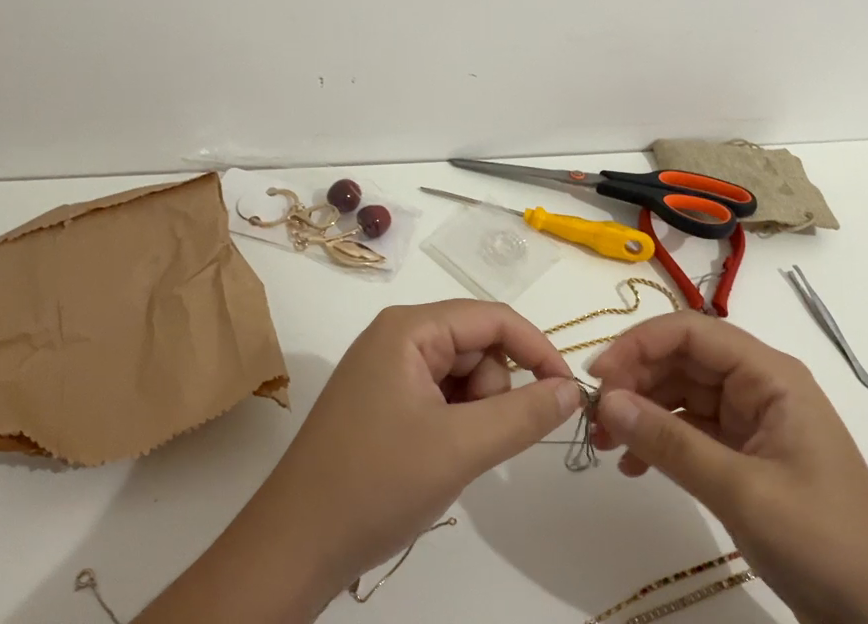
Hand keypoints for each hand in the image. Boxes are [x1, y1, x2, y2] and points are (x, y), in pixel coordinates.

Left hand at [140, 300, 580, 622]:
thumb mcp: (461, 447)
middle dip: (496, 392)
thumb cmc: (376, 484)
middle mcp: (396, 338)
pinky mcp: (381, 404)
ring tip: (453, 457)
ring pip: (462, 377)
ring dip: (476, 414)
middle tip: (481, 442)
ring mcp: (385, 371)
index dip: (537, 349)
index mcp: (408, 328)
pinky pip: (439, 398)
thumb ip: (524, 413)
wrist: (294, 547)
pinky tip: (437, 461)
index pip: (493, 318)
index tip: (568, 393)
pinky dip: (455, 426)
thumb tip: (573, 389)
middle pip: (477, 347)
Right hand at [588, 312, 867, 623]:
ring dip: (643, 412)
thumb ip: (671, 442)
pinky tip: (636, 468)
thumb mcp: (740, 490)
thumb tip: (607, 401)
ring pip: (684, 393)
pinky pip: (693, 430)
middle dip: (636, 380)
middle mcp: (761, 386)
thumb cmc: (820, 541)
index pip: (694, 332)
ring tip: (607, 446)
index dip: (640, 344)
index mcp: (771, 376)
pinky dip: (661, 441)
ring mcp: (755, 421)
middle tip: (595, 419)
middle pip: (685, 359)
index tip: (597, 378)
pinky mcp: (748, 454)